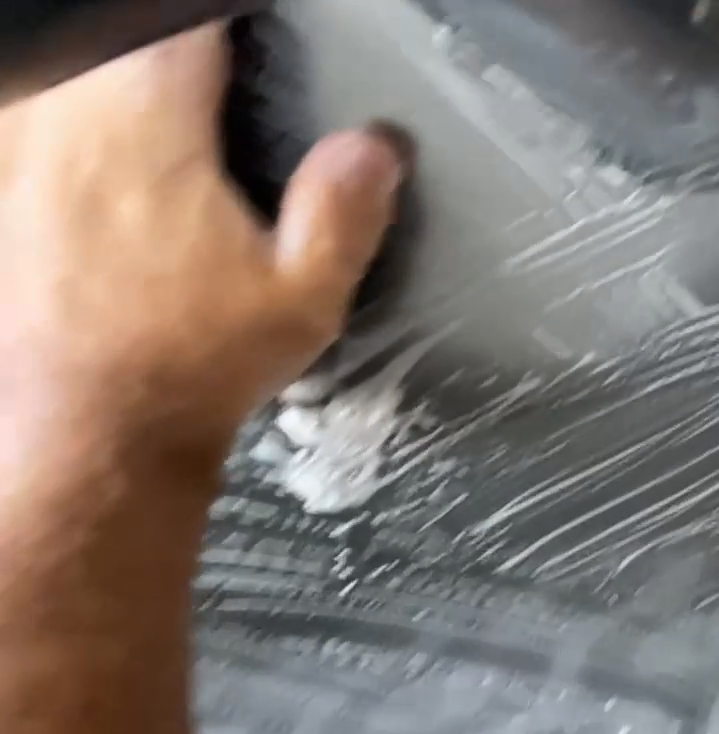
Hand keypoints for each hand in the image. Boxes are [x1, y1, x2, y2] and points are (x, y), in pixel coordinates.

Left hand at [0, 25, 404, 468]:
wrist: (95, 408)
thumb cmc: (206, 351)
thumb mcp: (307, 294)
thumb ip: (343, 211)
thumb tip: (377, 143)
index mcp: (151, 136)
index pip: (181, 30)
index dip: (223, 23)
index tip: (260, 30)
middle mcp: (66, 119)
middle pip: (112, 36)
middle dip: (172, 37)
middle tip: (218, 50)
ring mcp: (18, 142)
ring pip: (59, 62)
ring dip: (117, 59)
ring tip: (170, 71)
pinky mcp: (1, 172)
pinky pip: (33, 101)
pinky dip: (69, 91)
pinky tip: (96, 113)